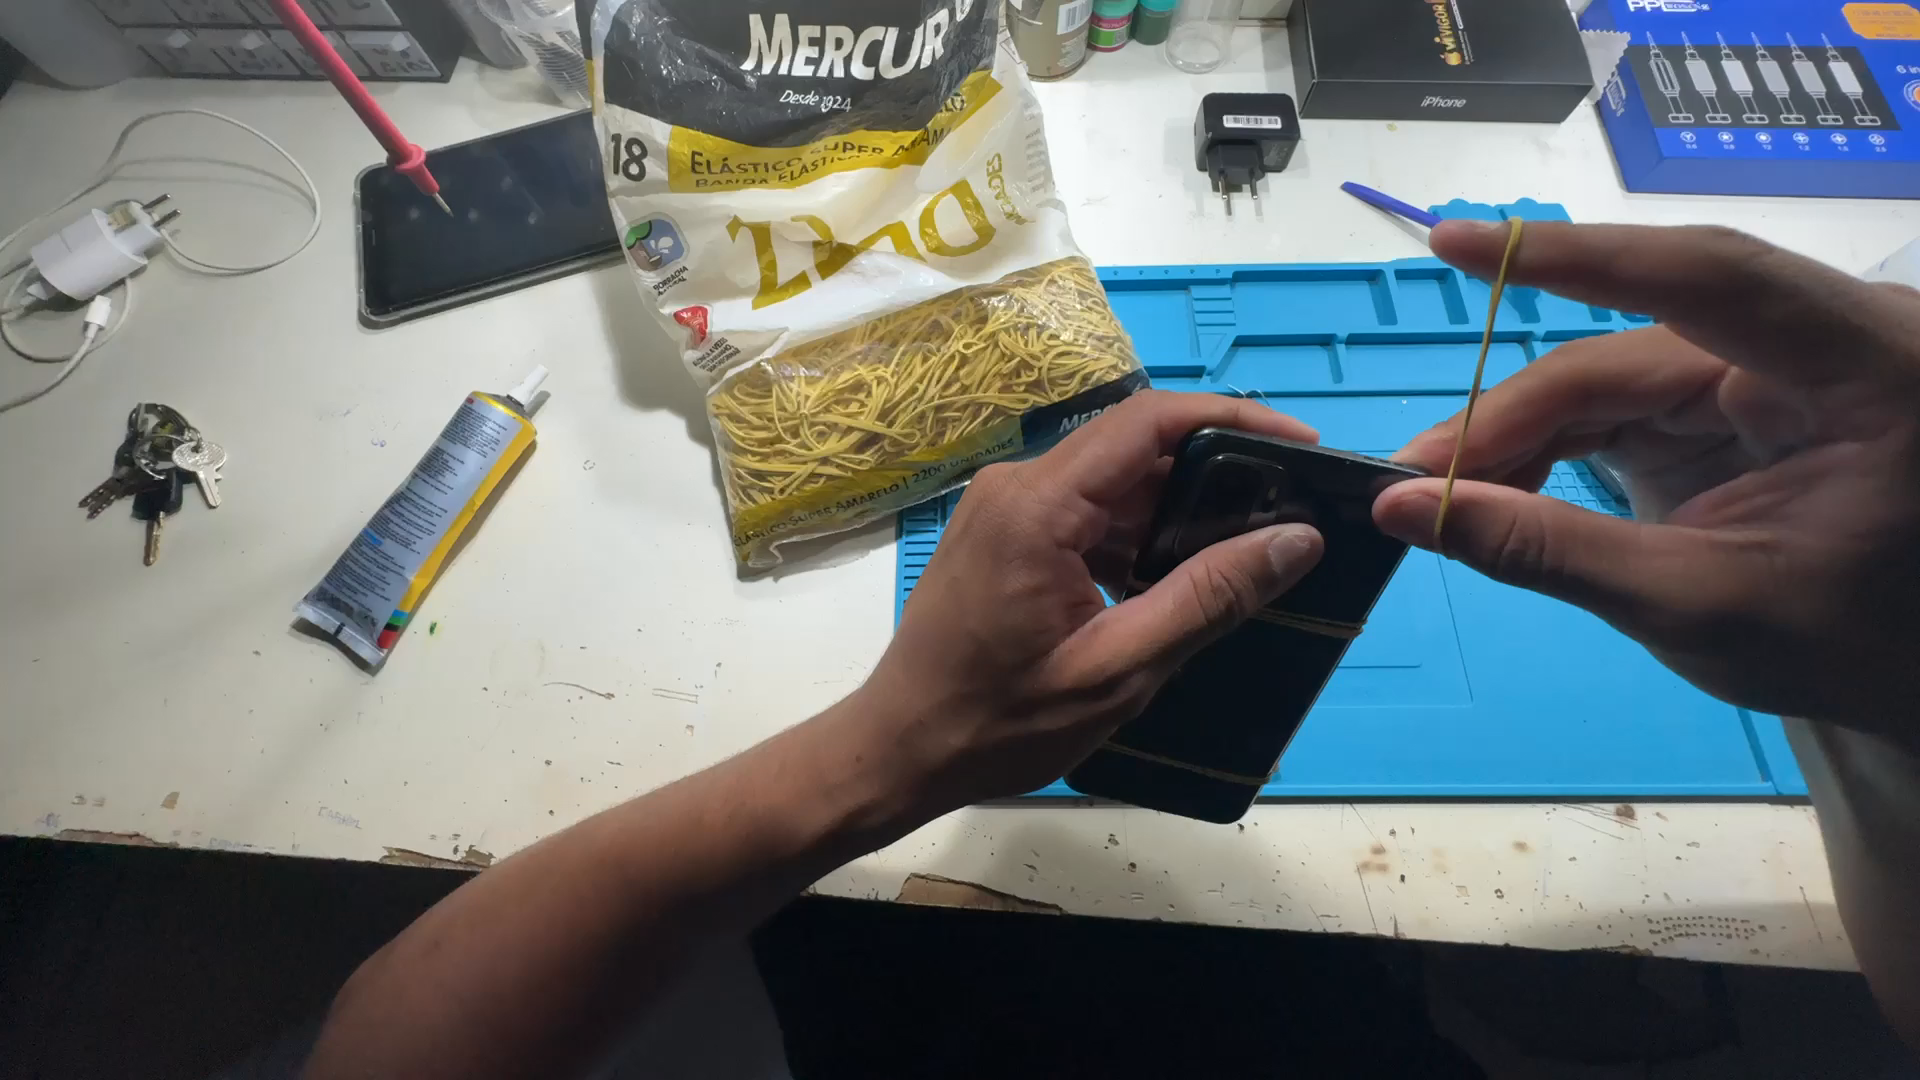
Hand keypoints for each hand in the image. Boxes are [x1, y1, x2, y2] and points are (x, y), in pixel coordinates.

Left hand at [864, 390, 1324, 808]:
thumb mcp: (1117, 670)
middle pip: (1130, 450)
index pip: (1147, 423)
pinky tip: (1170, 577)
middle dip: (1211, 474)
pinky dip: (1130, 537)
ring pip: (1108, 485)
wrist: (902, 746)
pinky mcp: (1001, 534)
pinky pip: (1080, 514)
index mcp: (1036, 505)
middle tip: (1283, 514)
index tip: (1299, 444)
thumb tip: (1297, 539)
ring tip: (1241, 552)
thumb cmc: (1000, 722)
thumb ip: (1207, 598)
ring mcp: (1003, 508)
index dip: (1231, 420)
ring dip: (1172, 512)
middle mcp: (1015, 486)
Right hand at [1375, 220, 1919, 736]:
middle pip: (1613, 358)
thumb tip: (1394, 506)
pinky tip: (1495, 494)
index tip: (1454, 244)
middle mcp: (1816, 345)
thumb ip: (1539, 549)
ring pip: (1592, 385)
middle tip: (1411, 481)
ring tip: (1448, 500)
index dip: (1573, 259)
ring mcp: (1758, 373)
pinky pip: (1598, 414)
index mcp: (1872, 370)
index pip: (1705, 280)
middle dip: (1503, 422)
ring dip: (1509, 443)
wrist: (1909, 672)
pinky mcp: (1713, 406)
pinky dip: (1535, 455)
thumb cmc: (1848, 643)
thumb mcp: (1686, 604)